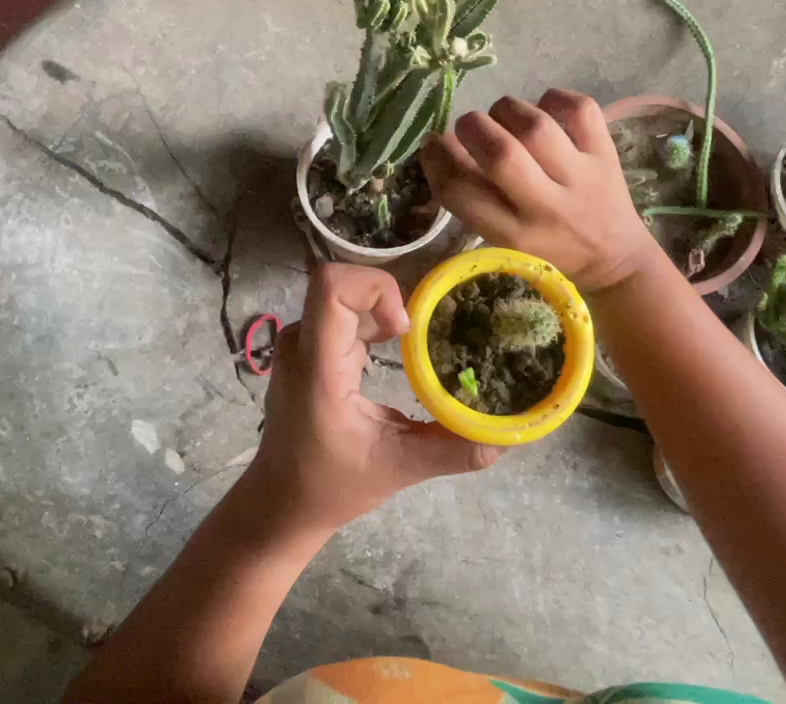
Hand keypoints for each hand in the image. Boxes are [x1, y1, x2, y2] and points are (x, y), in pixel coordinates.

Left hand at [248, 263, 499, 534]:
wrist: (280, 500)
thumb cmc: (332, 486)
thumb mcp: (397, 469)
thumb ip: (451, 452)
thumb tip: (505, 440)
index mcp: (319, 370)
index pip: (331, 289)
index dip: (375, 288)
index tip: (405, 326)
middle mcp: (301, 344)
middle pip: (339, 284)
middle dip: (387, 295)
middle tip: (418, 331)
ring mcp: (298, 342)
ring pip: (341, 294)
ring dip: (380, 306)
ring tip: (413, 337)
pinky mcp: (304, 346)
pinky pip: (338, 309)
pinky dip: (370, 315)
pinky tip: (395, 342)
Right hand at [423, 89, 657, 292]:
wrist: (615, 258)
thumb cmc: (547, 248)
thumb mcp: (503, 239)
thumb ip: (474, 197)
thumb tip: (442, 142)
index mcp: (514, 237)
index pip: (462, 193)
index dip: (436, 160)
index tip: (432, 145)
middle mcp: (548, 208)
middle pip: (500, 154)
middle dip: (472, 128)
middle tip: (469, 126)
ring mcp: (582, 178)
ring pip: (536, 126)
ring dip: (506, 109)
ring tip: (502, 116)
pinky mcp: (606, 154)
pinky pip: (579, 109)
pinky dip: (553, 98)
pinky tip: (543, 109)